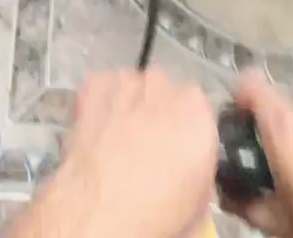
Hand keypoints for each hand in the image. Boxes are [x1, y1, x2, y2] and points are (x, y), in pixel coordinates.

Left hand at [6, 68, 217, 237]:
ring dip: (126, 105)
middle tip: (143, 144)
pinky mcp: (94, 83)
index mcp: (197, 110)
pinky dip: (98, 103)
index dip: (182, 127)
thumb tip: (187, 165)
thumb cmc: (157, 210)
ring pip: (130, 87)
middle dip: (155, 111)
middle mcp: (164, 86)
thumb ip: (198, 165)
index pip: (195, 107)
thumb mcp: (198, 200)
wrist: (103, 206)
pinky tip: (95, 130)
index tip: (173, 146)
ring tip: (115, 139)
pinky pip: (101, 87)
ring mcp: (126, 80)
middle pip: (162, 90)